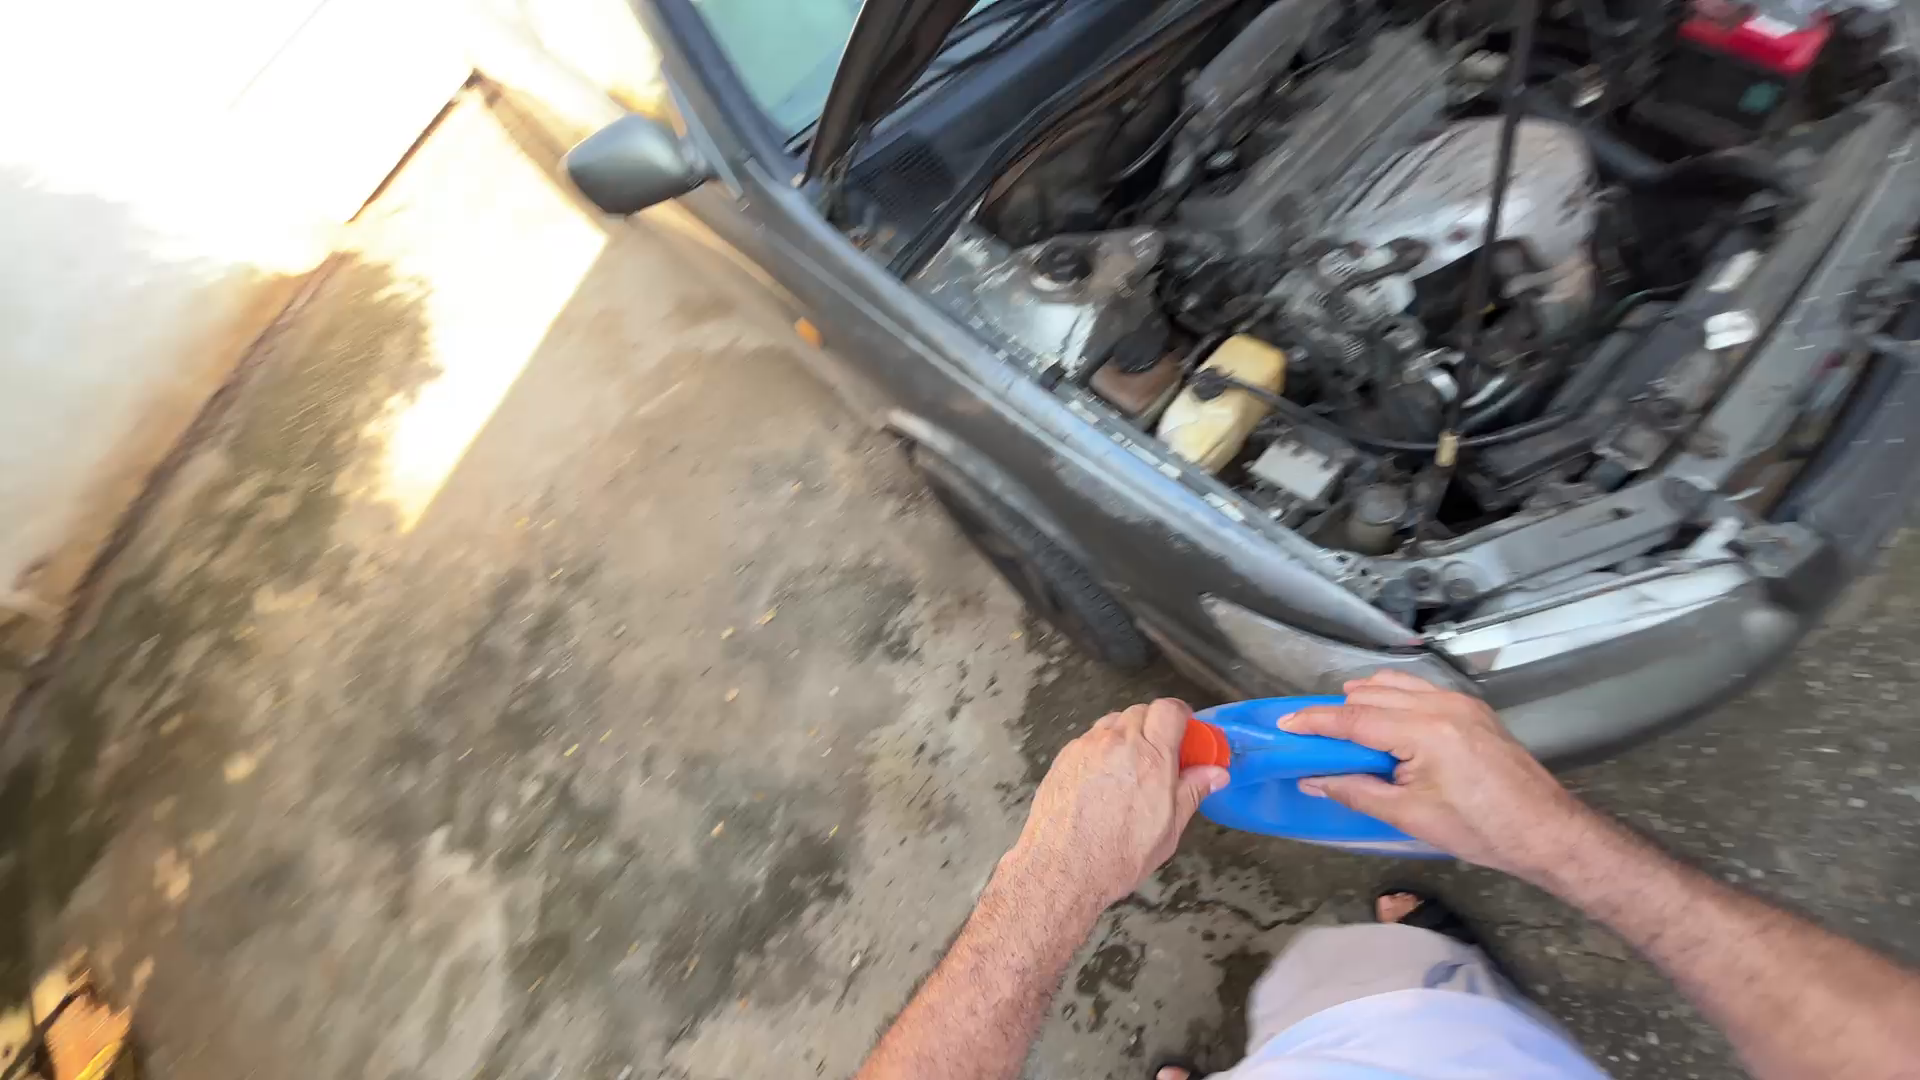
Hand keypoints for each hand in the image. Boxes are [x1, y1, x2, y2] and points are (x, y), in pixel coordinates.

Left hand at [1007, 699, 1229, 908]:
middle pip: (1141, 711)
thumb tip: (1214, 774)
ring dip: (1126, 734)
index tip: (1185, 728)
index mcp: (1151, 758)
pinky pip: (1090, 738)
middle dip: (1154, 726)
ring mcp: (1088, 745)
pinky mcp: (1066, 754)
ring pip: (1113, 722)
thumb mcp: (1168, 829)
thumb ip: (1191, 792)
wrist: (1063, 866)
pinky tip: (1103, 778)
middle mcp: (1118, 742)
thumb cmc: (1117, 854)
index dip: (1180, 714)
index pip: (1169, 709)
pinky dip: (1101, 748)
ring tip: (1130, 767)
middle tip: (1160, 753)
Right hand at [1282, 671, 1599, 881]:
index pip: (1354, 719)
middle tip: (1311, 733)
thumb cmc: (1481, 831)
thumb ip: (1355, 791)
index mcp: (1424, 732)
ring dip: (1363, 698)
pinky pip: (1417, 688)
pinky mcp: (1471, 707)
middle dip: (1336, 711)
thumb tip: (1312, 780)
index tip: (1284, 724)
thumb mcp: (1409, 817)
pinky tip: (1384, 716)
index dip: (1314, 721)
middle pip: (1369, 694)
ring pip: (1392, 684)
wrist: (1551, 835)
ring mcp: (1458, 702)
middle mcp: (1439, 706)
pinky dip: (1391, 695)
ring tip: (1344, 722)